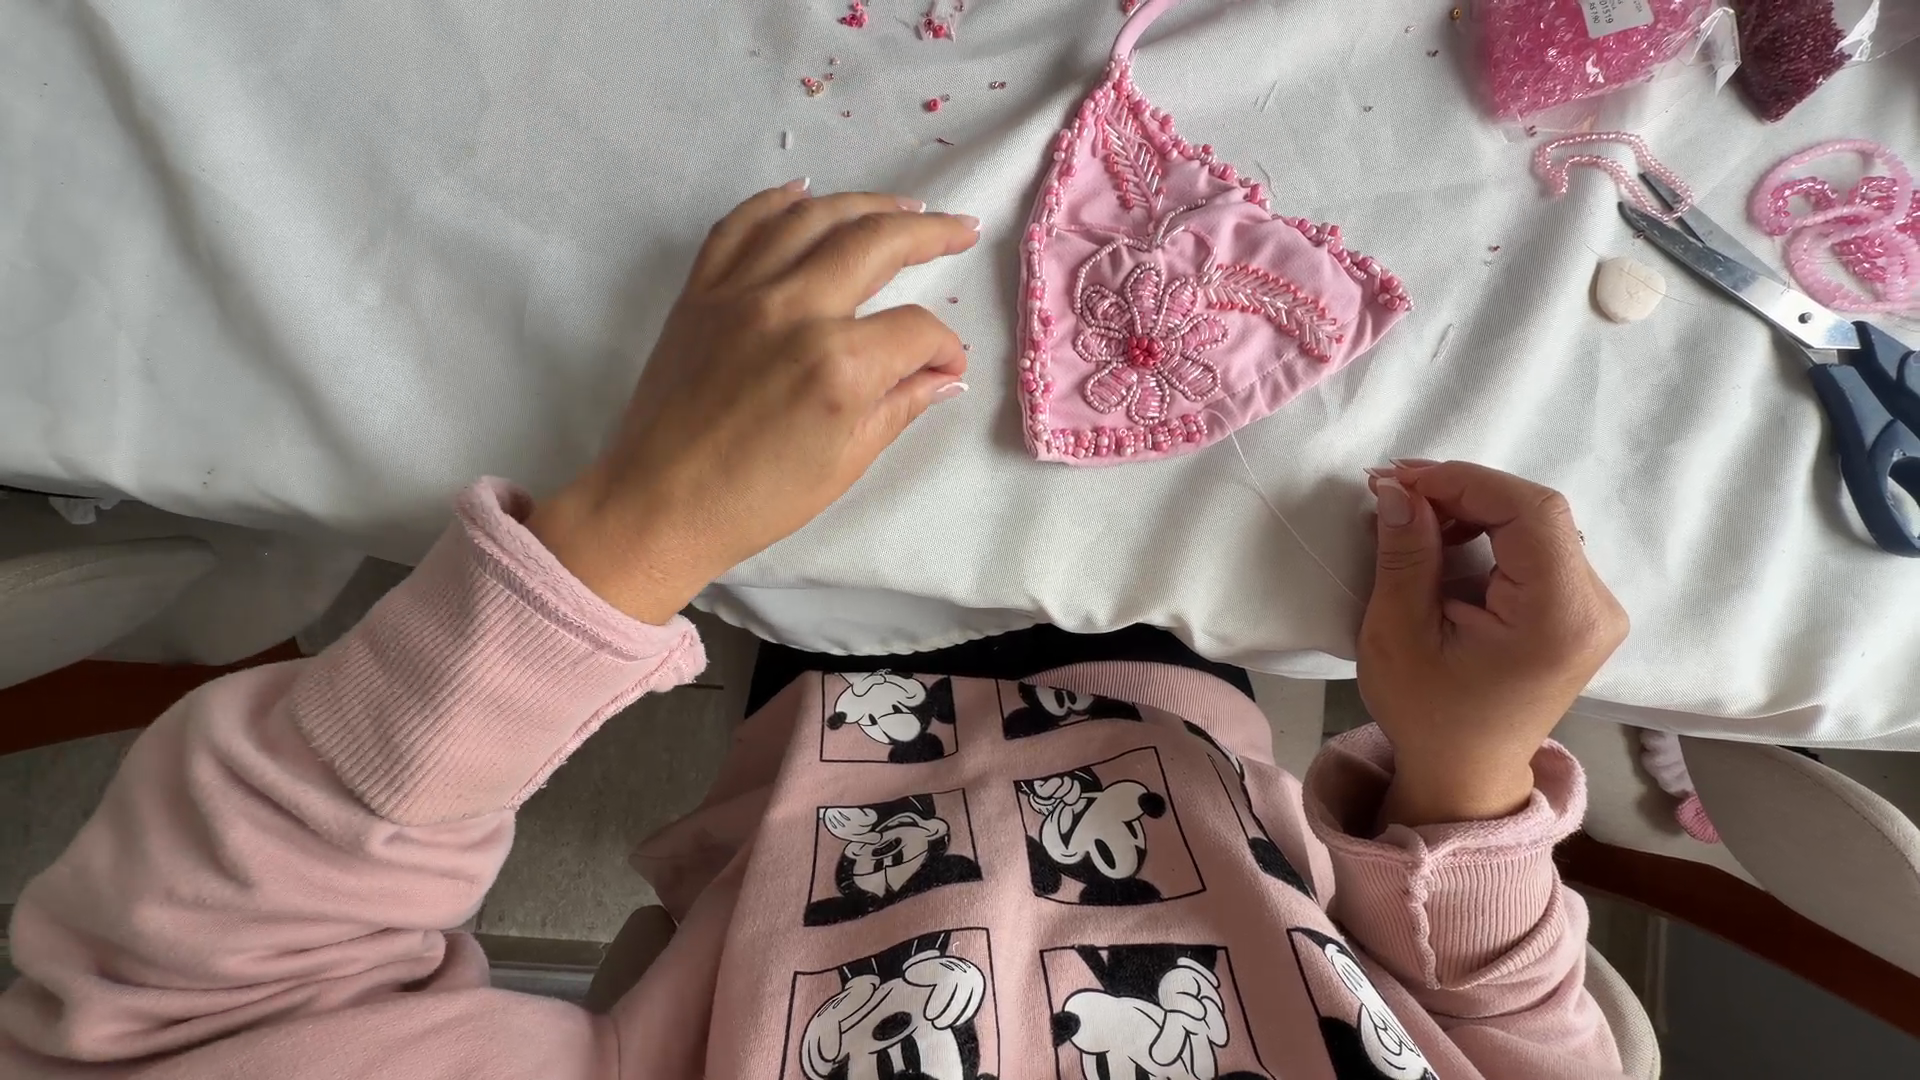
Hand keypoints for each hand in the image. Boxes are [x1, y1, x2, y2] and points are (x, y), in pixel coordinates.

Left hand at [528, 181, 979, 622]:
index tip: (949, 365)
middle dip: (929, 233)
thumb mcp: (846, 462)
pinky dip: (778, 201)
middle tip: (961, 229)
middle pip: (875, 244)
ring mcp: (740, 291)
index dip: (944, 346)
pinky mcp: (701, 291)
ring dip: (867, 204)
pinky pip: (742, 224)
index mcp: (838, 365)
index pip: (915, 330)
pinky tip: (807, 194)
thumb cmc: (759, 500)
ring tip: (904, 206)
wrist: (659, 505)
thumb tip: (945, 376)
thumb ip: (900, 405)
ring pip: (813, 218)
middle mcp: (793, 310)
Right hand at [1360, 461, 1627, 826]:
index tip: (1398, 480)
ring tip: (1409, 512)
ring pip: (1536, 524)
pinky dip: (1485, 530)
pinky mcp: (1575, 610)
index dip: (1464, 481)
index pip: (1531, 512)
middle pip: (1537, 513)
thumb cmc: (1425, 710)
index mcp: (1559, 617)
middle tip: (1394, 491)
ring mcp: (1592, 608)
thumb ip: (1405, 557)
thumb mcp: (1398, 633)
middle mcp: (1595, 606)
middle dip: (1462, 490)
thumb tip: (1398, 491)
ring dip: (1470, 507)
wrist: (1464, 770)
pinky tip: (1442, 537)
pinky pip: (1535, 547)